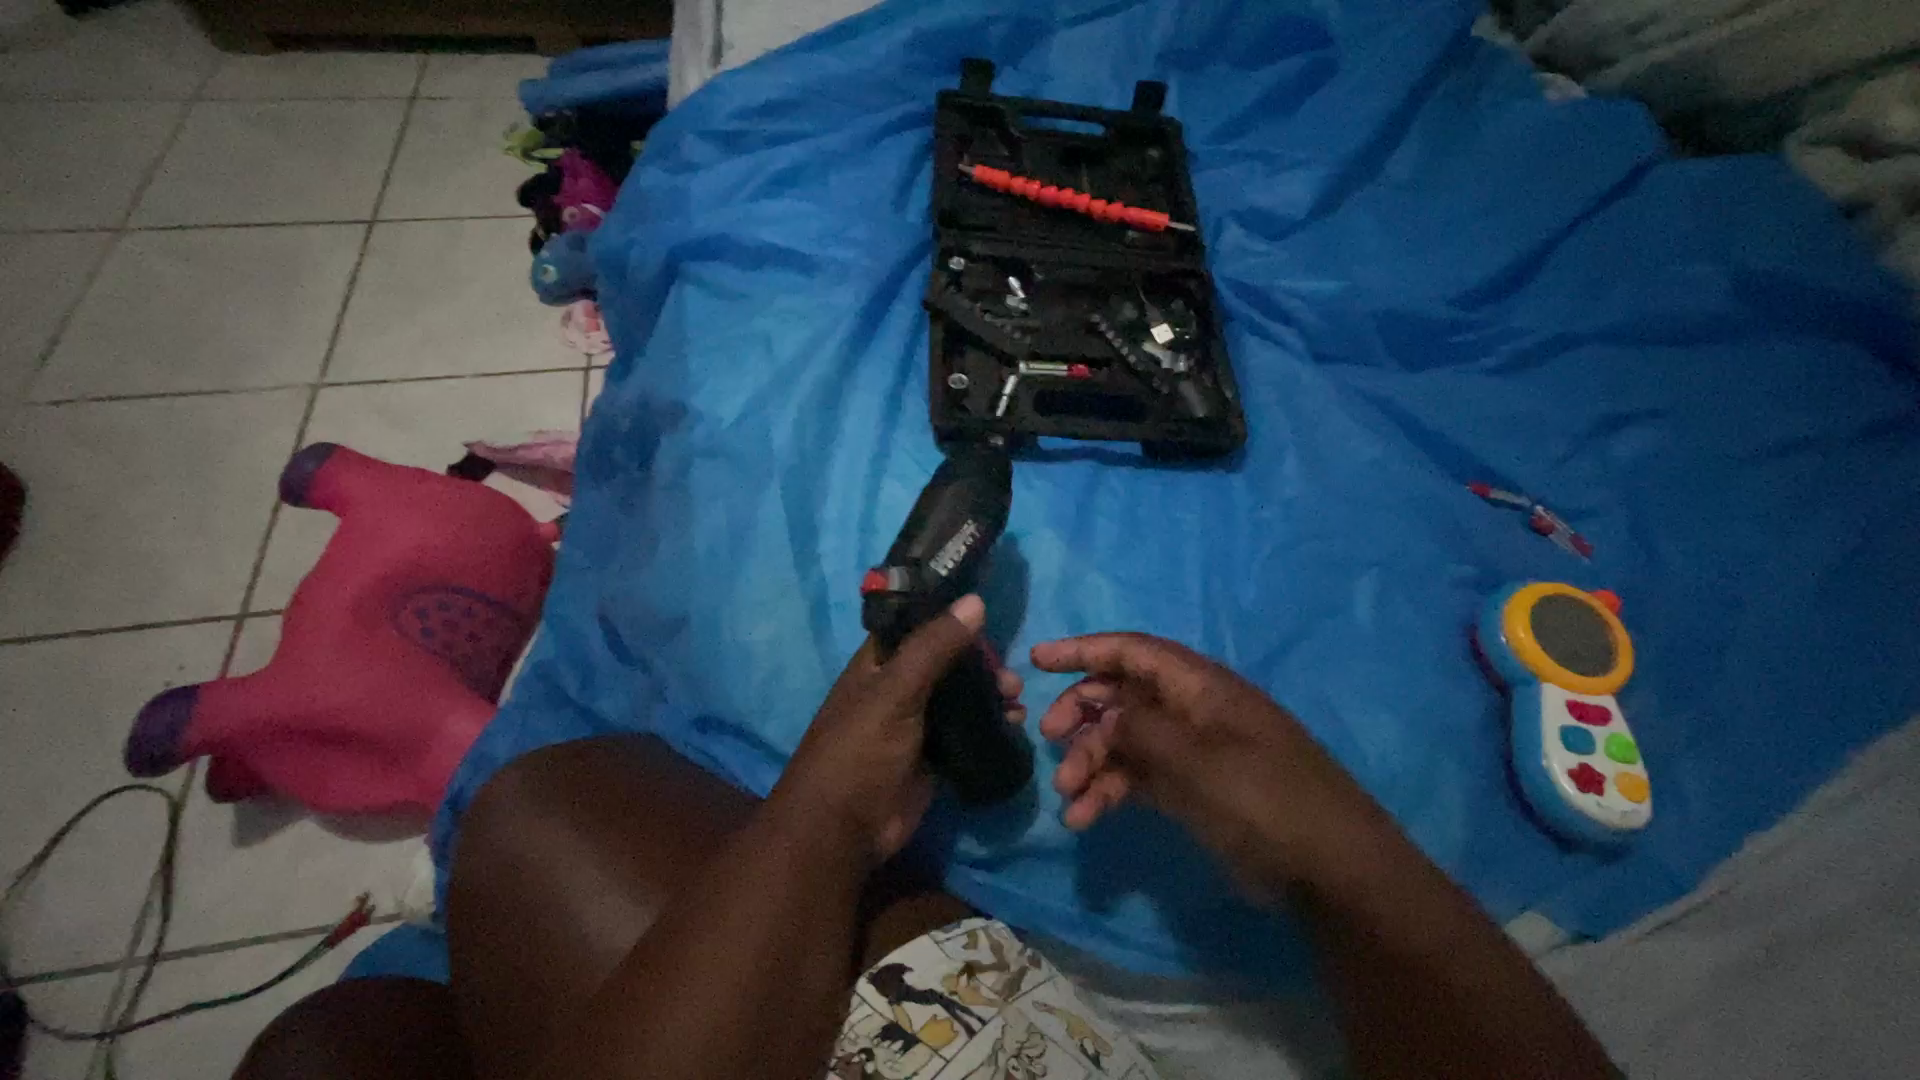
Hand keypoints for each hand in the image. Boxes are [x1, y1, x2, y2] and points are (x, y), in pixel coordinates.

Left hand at [773, 596, 1025, 863]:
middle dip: (980, 663)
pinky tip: (1014, 723)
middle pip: (946, 662)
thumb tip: (975, 601)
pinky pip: (966, 731)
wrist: (844, 830)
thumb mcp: (896, 692)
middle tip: (1010, 676)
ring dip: (989, 694)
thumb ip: (934, 647)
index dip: (950, 618)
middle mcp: (897, 688)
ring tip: (1016, 698)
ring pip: (959, 697)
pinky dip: (990, 724)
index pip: (917, 625)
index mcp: (878, 663)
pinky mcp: (933, 757)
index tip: (989, 616)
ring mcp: (916, 724)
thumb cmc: (861, 750)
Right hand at [1032, 633, 1389, 895]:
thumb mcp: (1198, 759)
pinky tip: (1086, 818)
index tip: (1037, 659)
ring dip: (1091, 763)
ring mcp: (1190, 751)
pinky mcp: (1188, 789)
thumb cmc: (1264, 799)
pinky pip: (1136, 777)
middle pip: (1122, 694)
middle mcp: (1190, 710)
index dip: (1083, 650)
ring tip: (1068, 798)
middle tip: (1050, 737)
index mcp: (1199, 686)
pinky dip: (1108, 792)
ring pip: (1123, 740)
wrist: (1328, 869)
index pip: (1132, 651)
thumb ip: (1140, 729)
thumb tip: (1104, 718)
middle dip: (1082, 711)